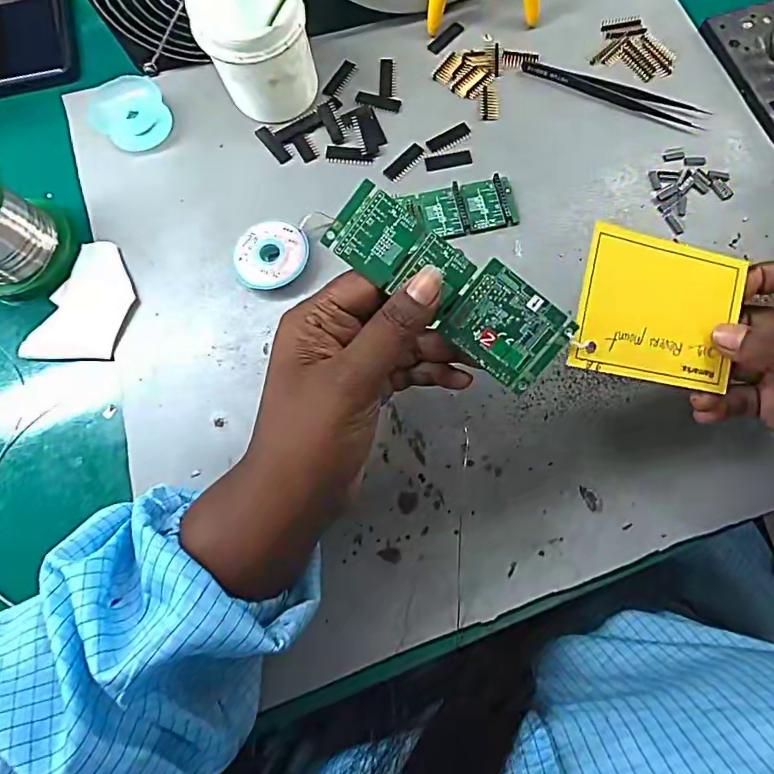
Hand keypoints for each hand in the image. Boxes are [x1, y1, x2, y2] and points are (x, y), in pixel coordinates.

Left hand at [183, 267, 470, 597]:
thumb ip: (393, 327)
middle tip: (478, 317)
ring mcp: (354, 363)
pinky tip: (457, 379)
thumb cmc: (309, 437)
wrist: (295, 502)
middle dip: (434, 318)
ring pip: (404, 342)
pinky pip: (406, 369)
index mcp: (317, 320)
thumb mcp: (353, 377)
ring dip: (440, 348)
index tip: (455, 272)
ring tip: (477, 353)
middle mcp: (335, 335)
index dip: (411, 275)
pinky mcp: (369, 388)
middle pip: (393, 311)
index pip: (370, 282)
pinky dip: (431, 373)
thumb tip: (429, 279)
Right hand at [692, 261, 773, 588]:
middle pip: (754, 321)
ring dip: (713, 368)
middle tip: (688, 336)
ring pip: (739, 361)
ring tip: (693, 379)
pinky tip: (707, 408)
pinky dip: (718, 401)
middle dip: (721, 327)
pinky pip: (738, 397)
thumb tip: (725, 334)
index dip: (759, 277)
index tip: (722, 288)